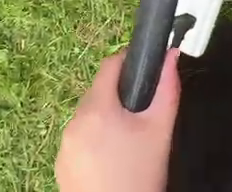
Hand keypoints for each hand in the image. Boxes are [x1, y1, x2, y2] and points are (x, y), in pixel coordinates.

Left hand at [56, 48, 180, 191]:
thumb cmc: (141, 175)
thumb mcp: (160, 130)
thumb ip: (167, 88)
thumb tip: (170, 55)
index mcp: (96, 108)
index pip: (110, 65)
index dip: (129, 63)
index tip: (145, 74)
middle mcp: (73, 123)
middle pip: (98, 92)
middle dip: (119, 97)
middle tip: (140, 117)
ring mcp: (63, 147)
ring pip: (88, 117)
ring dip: (105, 120)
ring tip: (127, 142)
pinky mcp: (60, 168)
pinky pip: (78, 141)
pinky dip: (93, 142)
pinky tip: (111, 161)